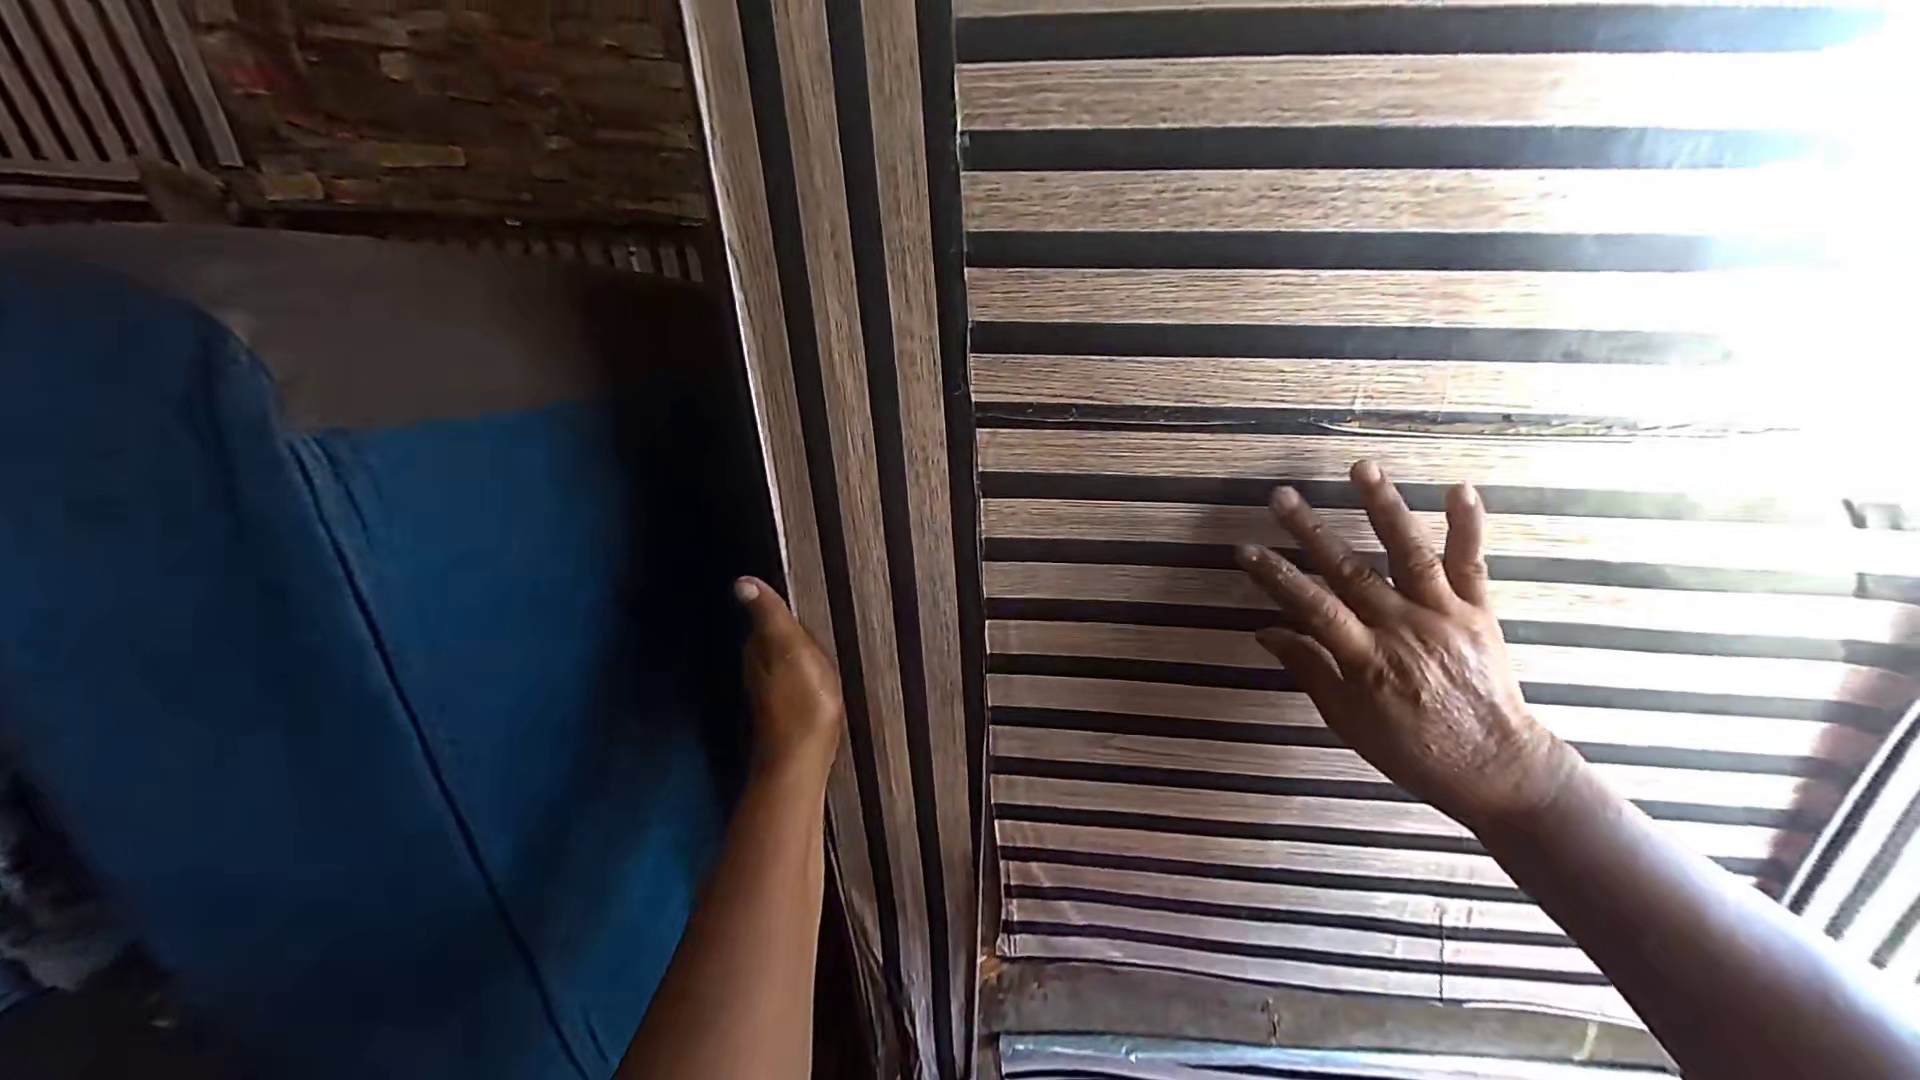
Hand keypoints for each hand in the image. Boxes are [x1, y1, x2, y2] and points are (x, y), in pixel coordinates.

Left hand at [734, 577, 844, 780]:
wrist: (800, 760)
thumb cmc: (802, 700)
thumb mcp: (790, 648)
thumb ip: (771, 614)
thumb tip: (741, 581)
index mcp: (759, 647)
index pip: (771, 615)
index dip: (788, 609)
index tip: (806, 600)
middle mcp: (757, 666)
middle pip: (776, 637)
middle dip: (793, 630)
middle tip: (818, 625)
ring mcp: (769, 690)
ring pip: (784, 659)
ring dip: (799, 653)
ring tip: (821, 650)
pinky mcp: (783, 709)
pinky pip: (793, 680)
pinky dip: (804, 675)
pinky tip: (818, 680)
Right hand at [1235, 461, 1578, 830]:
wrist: (1497, 769)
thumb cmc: (1411, 750)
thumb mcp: (1345, 719)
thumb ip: (1308, 668)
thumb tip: (1265, 631)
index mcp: (1366, 660)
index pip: (1311, 607)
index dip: (1275, 576)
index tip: (1245, 550)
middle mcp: (1403, 629)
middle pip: (1350, 571)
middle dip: (1311, 530)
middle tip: (1282, 497)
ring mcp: (1444, 617)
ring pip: (1408, 553)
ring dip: (1383, 507)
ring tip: (1361, 468)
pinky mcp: (1477, 613)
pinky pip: (1471, 564)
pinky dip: (1467, 525)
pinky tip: (1457, 487)